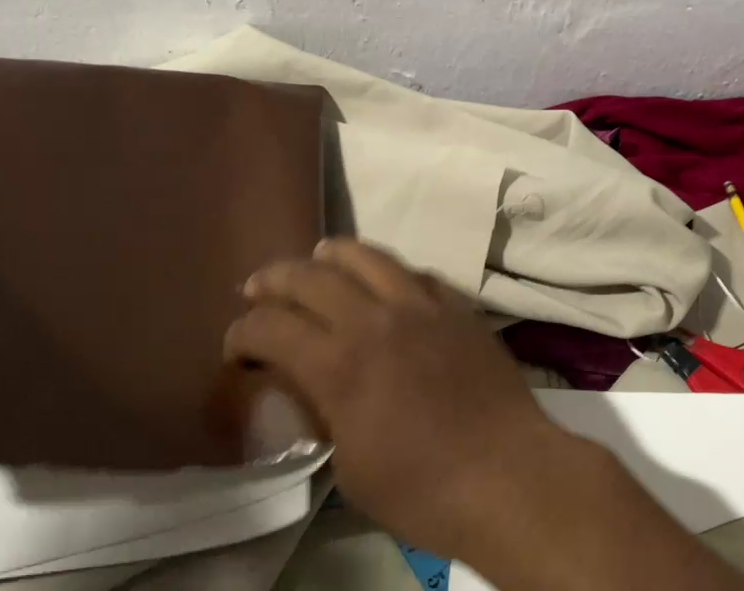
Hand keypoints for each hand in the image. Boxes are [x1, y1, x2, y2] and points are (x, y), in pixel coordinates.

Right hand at [225, 239, 579, 556]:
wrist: (505, 472)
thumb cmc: (421, 489)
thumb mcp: (349, 466)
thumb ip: (325, 414)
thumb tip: (317, 388)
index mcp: (339, 364)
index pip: (272, 327)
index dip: (243, 333)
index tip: (237, 347)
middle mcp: (376, 319)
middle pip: (312, 277)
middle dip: (275, 279)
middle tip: (257, 288)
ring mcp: (422, 306)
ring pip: (368, 256)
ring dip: (332, 255)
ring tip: (317, 258)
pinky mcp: (459, 307)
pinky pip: (416, 273)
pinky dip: (389, 273)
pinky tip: (385, 281)